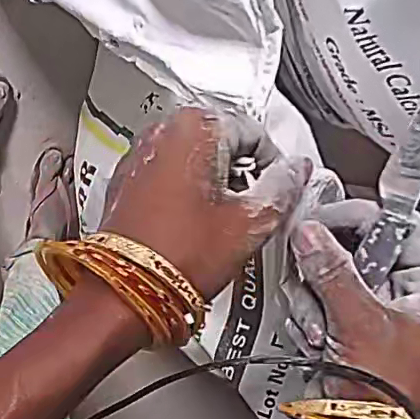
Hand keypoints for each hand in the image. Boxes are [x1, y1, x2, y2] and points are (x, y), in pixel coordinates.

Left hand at [100, 107, 311, 296]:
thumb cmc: (178, 257)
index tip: (279, 188)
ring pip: (191, 160)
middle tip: (251, 208)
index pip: (254, 132)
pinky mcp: (125, 184)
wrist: (126, 291)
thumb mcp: (249, 222)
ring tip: (221, 222)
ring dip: (212, 184)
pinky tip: (191, 225)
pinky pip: (166, 179)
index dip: (273, 164)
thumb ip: (283, 187)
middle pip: (220, 143)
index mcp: (194, 127)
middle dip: (240, 174)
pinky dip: (183, 195)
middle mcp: (159, 133)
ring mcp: (137, 158)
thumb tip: (295, 171)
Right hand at [287, 200, 419, 406]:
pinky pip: (320, 301)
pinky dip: (310, 318)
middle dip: (326, 274)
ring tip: (322, 330)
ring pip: (331, 276)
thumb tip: (311, 233)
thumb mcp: (360, 322)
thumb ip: (332, 270)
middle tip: (315, 287)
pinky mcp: (352, 328)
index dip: (356, 219)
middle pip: (357, 249)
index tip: (319, 221)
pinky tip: (317, 340)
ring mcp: (378, 312)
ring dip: (314, 301)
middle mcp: (411, 294)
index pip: (398, 224)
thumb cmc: (388, 400)